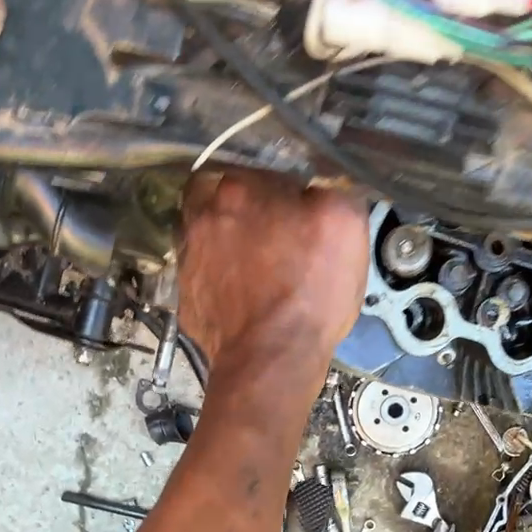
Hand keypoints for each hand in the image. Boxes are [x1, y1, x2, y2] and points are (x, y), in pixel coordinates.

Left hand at [178, 172, 368, 366]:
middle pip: (224, 200)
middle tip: (276, 237)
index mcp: (238, 189)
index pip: (258, 170)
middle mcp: (203, 218)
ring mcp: (188, 260)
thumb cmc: (310, 293)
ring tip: (259, 270)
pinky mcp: (186, 298)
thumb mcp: (345, 225)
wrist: (271, 361)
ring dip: (230, 246)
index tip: (298, 211)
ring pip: (210, 238)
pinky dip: (223, 283)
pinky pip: (206, 278)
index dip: (280, 189)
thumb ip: (331, 188)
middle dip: (248, 214)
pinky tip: (246, 298)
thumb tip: (322, 182)